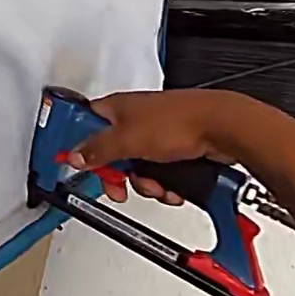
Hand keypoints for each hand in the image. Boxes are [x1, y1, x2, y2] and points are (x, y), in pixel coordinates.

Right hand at [64, 89, 255, 203]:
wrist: (225, 129)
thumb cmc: (181, 120)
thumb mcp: (128, 140)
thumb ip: (97, 149)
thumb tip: (74, 156)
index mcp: (114, 108)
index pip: (81, 124)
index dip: (74, 143)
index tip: (69, 160)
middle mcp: (132, 119)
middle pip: (108, 151)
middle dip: (115, 173)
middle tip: (117, 184)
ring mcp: (152, 134)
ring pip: (133, 166)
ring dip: (142, 183)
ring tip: (155, 186)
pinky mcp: (172, 149)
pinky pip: (156, 171)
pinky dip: (161, 183)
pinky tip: (170, 187)